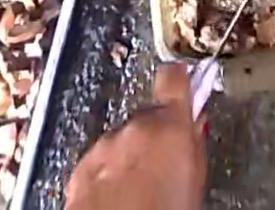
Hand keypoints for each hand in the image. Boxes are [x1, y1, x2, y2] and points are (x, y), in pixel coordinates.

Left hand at [64, 66, 206, 209]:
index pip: (174, 77)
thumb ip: (195, 143)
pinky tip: (112, 200)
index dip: (179, 78)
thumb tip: (195, 122)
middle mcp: (135, 125)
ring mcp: (105, 145)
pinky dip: (106, 173)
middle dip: (153, 134)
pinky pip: (99, 160)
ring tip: (134, 190)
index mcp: (169, 124)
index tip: (183, 83)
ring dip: (128, 155)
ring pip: (122, 139)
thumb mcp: (194, 181)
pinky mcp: (79, 168)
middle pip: (148, 115)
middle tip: (159, 165)